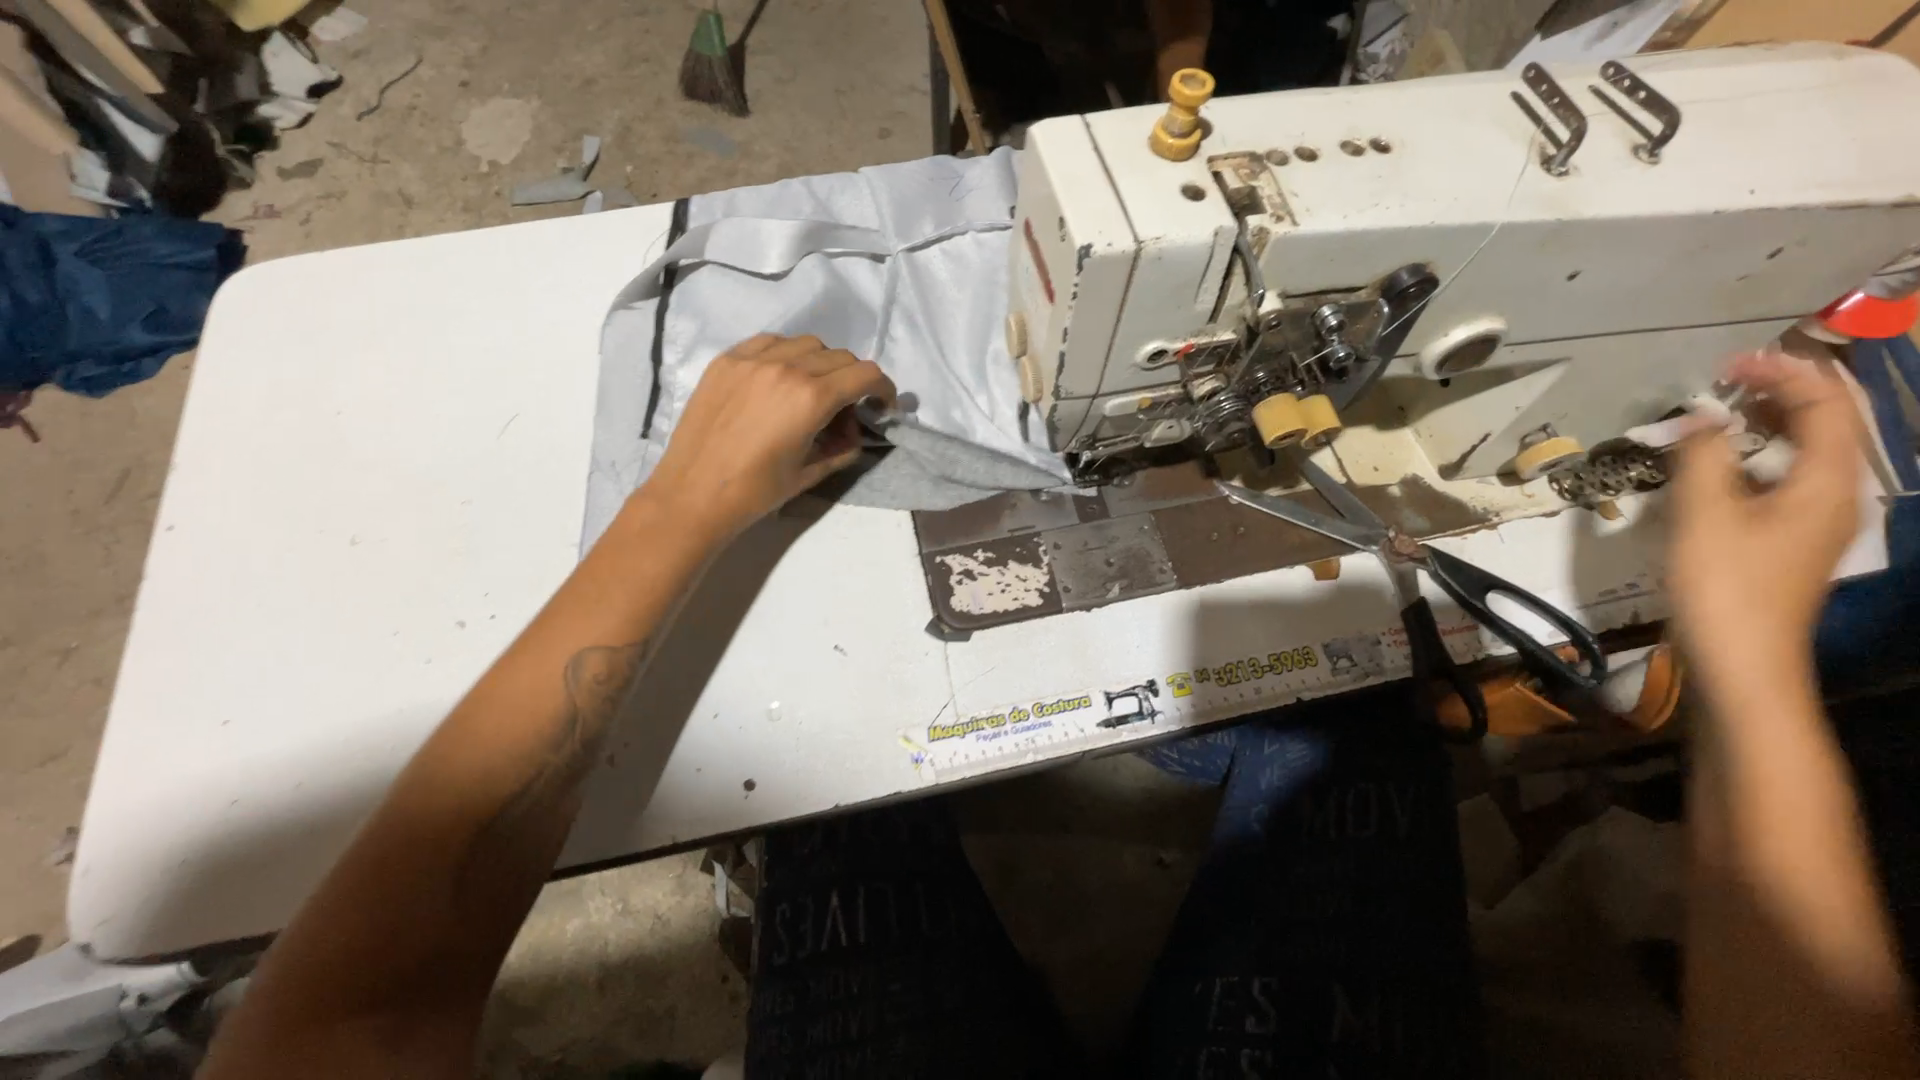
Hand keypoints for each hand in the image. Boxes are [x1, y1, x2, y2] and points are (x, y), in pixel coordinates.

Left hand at [637, 334, 894, 542]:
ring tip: (810, 392)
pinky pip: (769, 342)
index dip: (883, 388)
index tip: (882, 406)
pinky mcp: (726, 361)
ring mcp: (751, 359)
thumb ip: (843, 447)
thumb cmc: (756, 492)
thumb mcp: (811, 472)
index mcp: (811, 397)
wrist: (693, 494)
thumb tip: (855, 431)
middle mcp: (785, 367)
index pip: (865, 373)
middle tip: (846, 409)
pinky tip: (778, 380)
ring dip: (820, 363)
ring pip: (806, 343)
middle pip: (840, 356)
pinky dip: (785, 355)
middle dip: (853, 380)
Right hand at [1669, 350, 1862, 695]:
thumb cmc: (1724, 585)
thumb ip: (1703, 456)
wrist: (1743, 659)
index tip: (1729, 362)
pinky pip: (1792, 474)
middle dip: (1787, 389)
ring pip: (1812, 448)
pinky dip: (1765, 451)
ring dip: (1775, 419)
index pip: (1824, 404)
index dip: (1783, 373)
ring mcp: (1820, 518)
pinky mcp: (1794, 537)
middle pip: (1830, 423)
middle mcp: (1839, 493)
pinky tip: (1727, 457)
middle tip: (1732, 374)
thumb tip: (1702, 416)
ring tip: (1728, 405)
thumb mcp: (1703, 515)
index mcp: (1828, 481)